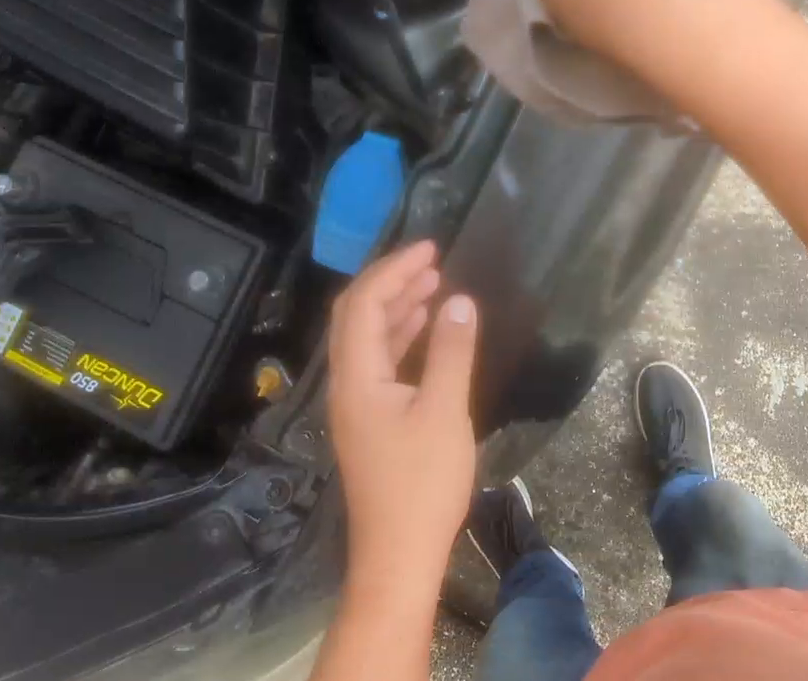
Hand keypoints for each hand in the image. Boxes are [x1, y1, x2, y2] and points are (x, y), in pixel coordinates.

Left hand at [326, 240, 478, 583]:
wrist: (398, 557)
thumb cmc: (422, 484)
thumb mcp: (445, 412)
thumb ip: (451, 353)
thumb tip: (460, 301)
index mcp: (357, 377)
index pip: (363, 303)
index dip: (394, 269)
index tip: (431, 249)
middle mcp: (347, 384)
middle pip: (357, 316)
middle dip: (391, 282)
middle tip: (432, 261)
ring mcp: (356, 404)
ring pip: (367, 339)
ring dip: (396, 307)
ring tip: (433, 285)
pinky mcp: (370, 421)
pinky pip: (379, 362)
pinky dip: (400, 337)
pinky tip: (424, 331)